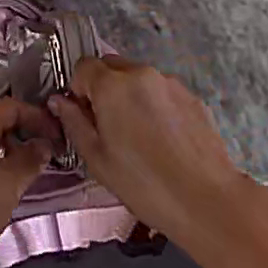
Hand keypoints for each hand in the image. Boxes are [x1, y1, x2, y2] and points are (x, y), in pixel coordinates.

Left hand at [0, 98, 59, 267]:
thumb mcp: (10, 181)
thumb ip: (31, 158)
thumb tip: (43, 145)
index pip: (13, 106)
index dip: (39, 117)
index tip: (59, 134)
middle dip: (26, 130)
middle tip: (50, 148)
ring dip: (12, 146)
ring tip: (34, 165)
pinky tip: (10, 177)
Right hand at [48, 56, 246, 236]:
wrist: (208, 201)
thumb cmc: (145, 184)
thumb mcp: (97, 159)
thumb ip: (73, 122)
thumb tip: (59, 102)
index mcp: (112, 85)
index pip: (83, 66)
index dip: (78, 89)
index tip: (84, 115)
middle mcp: (140, 74)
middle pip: (110, 66)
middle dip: (103, 88)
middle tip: (108, 125)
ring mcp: (169, 83)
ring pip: (137, 78)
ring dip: (129, 95)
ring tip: (139, 135)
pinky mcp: (192, 97)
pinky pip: (161, 91)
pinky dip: (154, 105)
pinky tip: (162, 139)